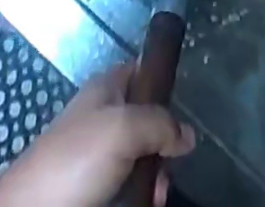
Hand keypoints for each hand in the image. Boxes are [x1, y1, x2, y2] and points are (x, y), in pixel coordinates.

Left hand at [0, 63, 196, 206]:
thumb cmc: (76, 159)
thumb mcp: (124, 128)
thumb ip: (160, 124)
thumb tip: (187, 135)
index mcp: (106, 88)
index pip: (141, 70)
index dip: (162, 83)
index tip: (182, 106)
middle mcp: (102, 114)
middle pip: (146, 118)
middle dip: (164, 141)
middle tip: (170, 164)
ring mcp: (96, 152)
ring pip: (139, 154)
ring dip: (154, 173)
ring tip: (157, 194)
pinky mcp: (93, 185)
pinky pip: (127, 182)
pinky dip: (140, 192)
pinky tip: (146, 202)